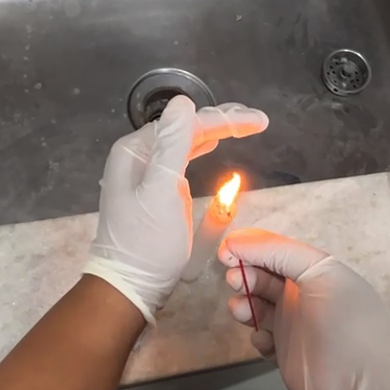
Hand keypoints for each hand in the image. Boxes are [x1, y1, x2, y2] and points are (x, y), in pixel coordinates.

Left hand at [81, 95, 267, 322]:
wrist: (129, 287)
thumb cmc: (146, 243)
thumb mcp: (161, 191)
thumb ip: (172, 144)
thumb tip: (183, 102)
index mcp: (136, 151)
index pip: (186, 123)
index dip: (224, 119)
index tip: (260, 122)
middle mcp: (137, 156)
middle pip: (185, 128)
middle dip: (222, 121)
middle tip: (259, 121)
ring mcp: (144, 174)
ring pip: (184, 142)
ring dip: (214, 132)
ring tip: (245, 126)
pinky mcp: (153, 191)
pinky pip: (179, 159)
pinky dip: (199, 148)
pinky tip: (211, 144)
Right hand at [219, 230, 389, 389]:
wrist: (362, 388)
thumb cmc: (345, 322)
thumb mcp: (320, 272)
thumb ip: (278, 251)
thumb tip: (235, 241)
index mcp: (316, 271)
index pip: (276, 251)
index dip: (249, 248)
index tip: (225, 252)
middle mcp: (304, 295)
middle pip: (263, 276)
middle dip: (245, 274)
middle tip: (234, 281)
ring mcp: (294, 325)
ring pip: (257, 306)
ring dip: (245, 304)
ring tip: (242, 311)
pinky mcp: (286, 352)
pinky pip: (261, 337)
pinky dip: (257, 335)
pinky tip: (265, 341)